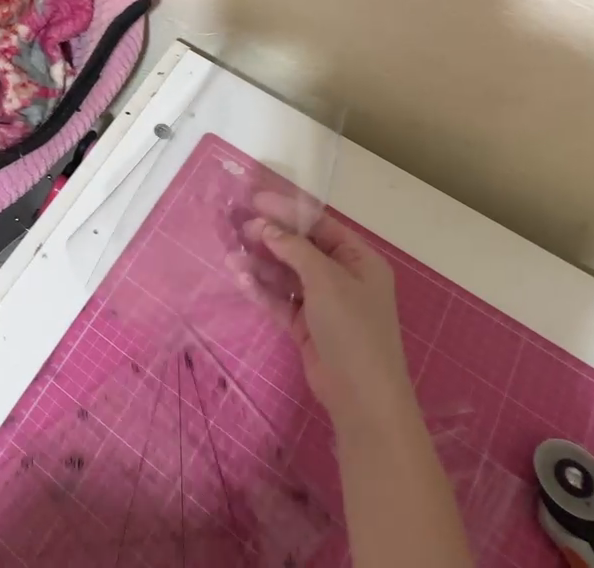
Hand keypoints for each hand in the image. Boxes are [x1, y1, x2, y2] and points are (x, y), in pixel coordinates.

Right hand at [242, 215, 416, 437]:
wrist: (361, 394)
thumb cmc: (352, 328)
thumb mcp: (326, 280)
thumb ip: (294, 248)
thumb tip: (266, 227)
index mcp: (359, 260)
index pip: (320, 225)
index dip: (288, 211)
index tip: (254, 200)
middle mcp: (342, 276)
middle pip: (300, 247)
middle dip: (270, 238)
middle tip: (239, 229)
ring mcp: (324, 302)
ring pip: (286, 273)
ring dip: (260, 264)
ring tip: (231, 258)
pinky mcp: (306, 324)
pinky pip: (280, 298)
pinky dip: (262, 289)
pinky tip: (240, 280)